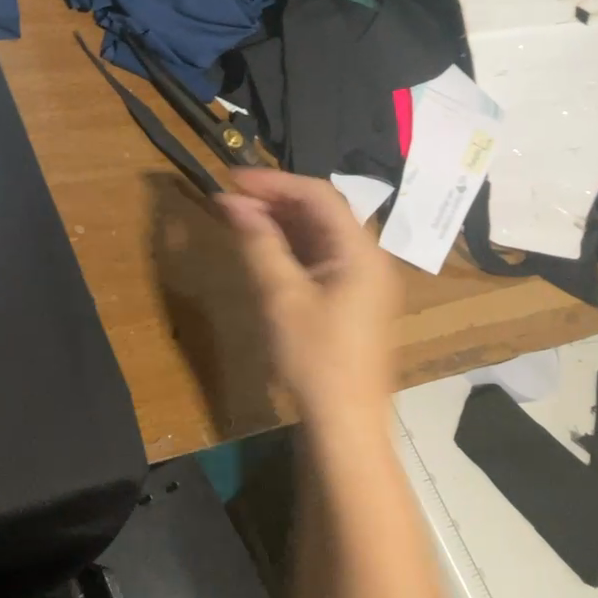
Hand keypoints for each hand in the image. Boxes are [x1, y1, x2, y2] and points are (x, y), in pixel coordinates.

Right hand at [213, 168, 401, 427]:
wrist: (345, 419)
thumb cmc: (315, 357)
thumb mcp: (280, 295)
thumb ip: (258, 242)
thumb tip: (230, 201)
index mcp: (360, 252)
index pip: (319, 195)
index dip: (274, 181)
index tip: (232, 179)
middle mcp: (367, 258)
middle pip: (322, 210)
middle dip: (275, 198)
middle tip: (230, 198)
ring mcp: (361, 278)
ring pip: (320, 232)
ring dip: (280, 219)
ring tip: (238, 217)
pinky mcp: (350, 296)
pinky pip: (321, 254)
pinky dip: (290, 243)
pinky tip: (262, 246)